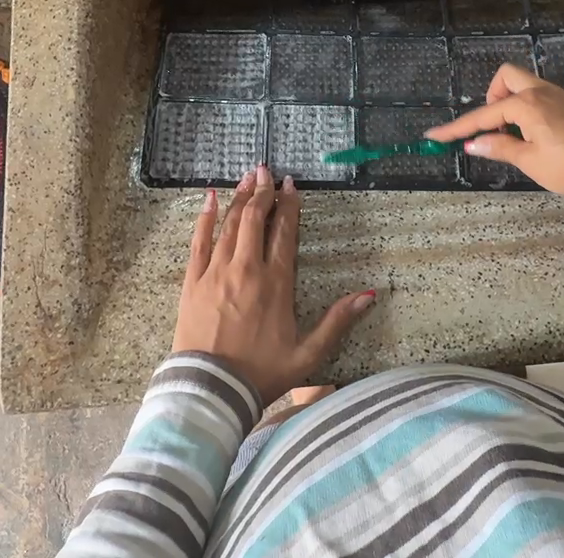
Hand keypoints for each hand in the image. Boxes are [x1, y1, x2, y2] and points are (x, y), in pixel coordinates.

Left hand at [173, 165, 375, 405]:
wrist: (210, 391)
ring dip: (239, 197)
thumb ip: (338, 321)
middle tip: (267, 171)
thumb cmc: (261, 374)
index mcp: (276, 282)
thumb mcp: (308, 354)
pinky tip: (210, 198)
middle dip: (262, 192)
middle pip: (255, 219)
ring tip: (247, 177)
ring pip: (229, 224)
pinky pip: (199, 240)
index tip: (291, 185)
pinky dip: (205, 217)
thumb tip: (369, 294)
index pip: (284, 232)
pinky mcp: (193, 281)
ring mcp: (216, 272)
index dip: (289, 206)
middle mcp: (247, 269)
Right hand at [425, 64, 563, 193]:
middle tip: (494, 125)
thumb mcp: (529, 160)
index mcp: (526, 104)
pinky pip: (538, 94)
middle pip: (506, 77)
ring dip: (510, 102)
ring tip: (513, 134)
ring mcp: (557, 95)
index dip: (458, 127)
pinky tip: (530, 132)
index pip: (484, 115)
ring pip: (524, 84)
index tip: (435, 134)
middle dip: (492, 96)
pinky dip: (526, 107)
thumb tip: (473, 143)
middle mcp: (540, 92)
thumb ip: (499, 147)